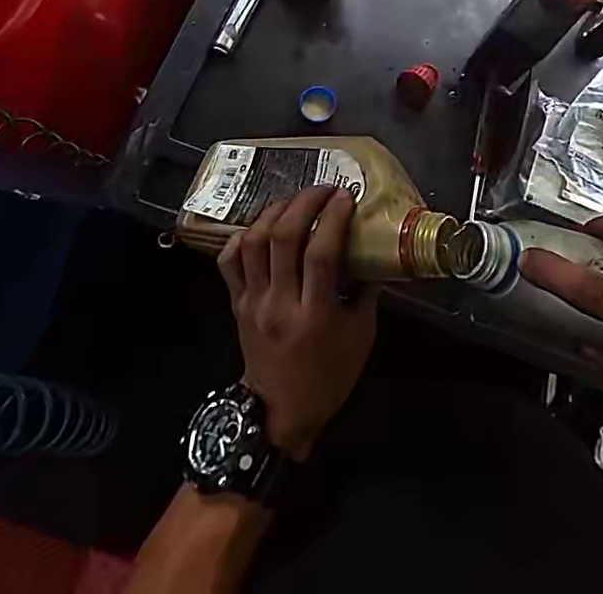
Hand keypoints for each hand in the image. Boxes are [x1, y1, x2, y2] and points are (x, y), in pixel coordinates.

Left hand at [217, 185, 377, 459]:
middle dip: (303, 204)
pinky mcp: (236, 304)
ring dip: (273, 213)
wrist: (279, 412)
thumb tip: (374, 257)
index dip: (333, 218)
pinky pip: (228, 261)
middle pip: (282, 238)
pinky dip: (241, 237)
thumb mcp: (361, 338)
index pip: (321, 253)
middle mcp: (279, 302)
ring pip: (253, 243)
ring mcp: (253, 302)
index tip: (345, 197)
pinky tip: (259, 226)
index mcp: (314, 314)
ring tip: (293, 201)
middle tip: (321, 190)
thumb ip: (367, 295)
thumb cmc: (328, 377)